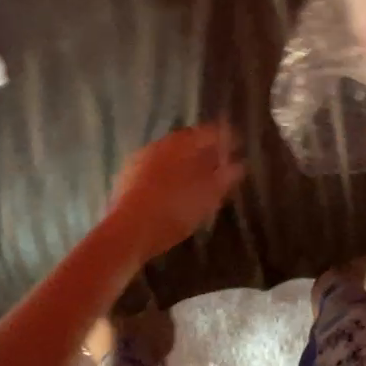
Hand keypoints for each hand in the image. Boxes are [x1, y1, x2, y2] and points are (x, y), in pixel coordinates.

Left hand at [105, 123, 245, 261]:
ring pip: (169, 155)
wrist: (126, 233)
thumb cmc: (173, 211)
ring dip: (184, 162)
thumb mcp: (207, 197)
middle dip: (204, 150)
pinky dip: (168, 174)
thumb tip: (239, 165)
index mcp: (181, 143)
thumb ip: (225, 177)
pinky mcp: (126, 177)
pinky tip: (173, 190)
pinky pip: (155, 169)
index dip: (226, 137)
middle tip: (219, 162)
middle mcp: (159, 144)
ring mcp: (140, 159)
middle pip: (187, 141)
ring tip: (197, 178)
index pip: (209, 132)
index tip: (237, 145)